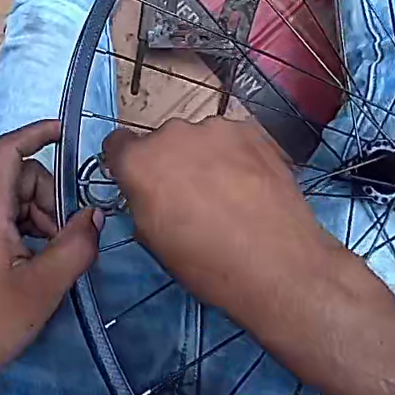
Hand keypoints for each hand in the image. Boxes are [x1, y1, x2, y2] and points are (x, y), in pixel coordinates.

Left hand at [0, 120, 100, 394]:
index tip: (66, 132)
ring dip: (45, 219)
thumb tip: (96, 215)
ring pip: (19, 201)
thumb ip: (75, 246)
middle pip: (22, 178)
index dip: (36, 133)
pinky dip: (32, 233)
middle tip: (66, 238)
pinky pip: (11, 222)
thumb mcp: (43, 286)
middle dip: (51, 198)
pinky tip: (41, 265)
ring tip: (54, 259)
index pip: (8, 150)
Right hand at [102, 117, 344, 319]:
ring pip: (198, 139)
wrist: (277, 265)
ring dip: (203, 157)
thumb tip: (147, 190)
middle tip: (190, 195)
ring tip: (227, 191)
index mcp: (138, 161)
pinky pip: (231, 139)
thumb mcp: (150, 236)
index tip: (140, 180)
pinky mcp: (250, 131)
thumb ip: (140, 199)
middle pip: (161, 142)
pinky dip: (235, 155)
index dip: (126, 163)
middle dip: (169, 162)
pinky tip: (249, 184)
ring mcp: (213, 128)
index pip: (116, 144)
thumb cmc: (204, 261)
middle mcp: (170, 134)